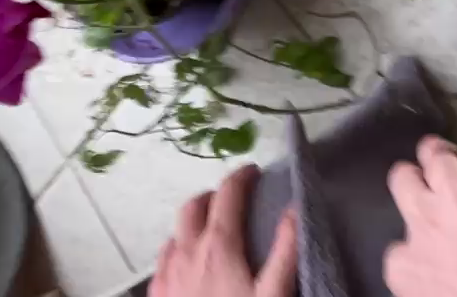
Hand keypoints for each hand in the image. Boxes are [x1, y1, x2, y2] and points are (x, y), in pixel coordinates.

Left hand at [152, 164, 297, 296]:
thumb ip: (285, 250)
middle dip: (213, 195)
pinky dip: (177, 252)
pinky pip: (162, 263)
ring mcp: (166, 278)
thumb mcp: (272, 296)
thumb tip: (294, 208)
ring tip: (211, 232)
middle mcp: (186, 253)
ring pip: (175, 234)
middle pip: (193, 207)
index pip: (227, 194)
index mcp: (218, 246)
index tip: (254, 173)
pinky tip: (187, 268)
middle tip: (233, 199)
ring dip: (193, 224)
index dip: (241, 177)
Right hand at [385, 112, 456, 296]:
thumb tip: (442, 281)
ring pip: (435, 152)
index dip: (416, 246)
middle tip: (438, 190)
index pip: (398, 252)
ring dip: (445, 154)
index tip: (432, 251)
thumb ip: (430, 286)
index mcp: (410, 268)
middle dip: (416, 179)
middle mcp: (425, 220)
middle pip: (404, 180)